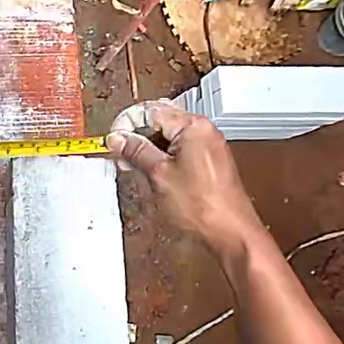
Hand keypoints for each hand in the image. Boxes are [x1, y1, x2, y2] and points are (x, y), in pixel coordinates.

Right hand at [105, 101, 265, 255]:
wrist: (230, 232)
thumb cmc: (203, 206)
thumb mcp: (159, 174)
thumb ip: (136, 151)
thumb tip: (118, 138)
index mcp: (193, 125)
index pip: (151, 111)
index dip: (126, 123)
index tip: (113, 139)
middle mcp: (204, 130)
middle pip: (160, 121)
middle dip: (137, 136)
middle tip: (120, 153)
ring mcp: (208, 145)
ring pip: (169, 136)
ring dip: (148, 148)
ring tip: (133, 166)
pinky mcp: (208, 161)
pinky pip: (180, 149)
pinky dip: (163, 157)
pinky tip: (151, 172)